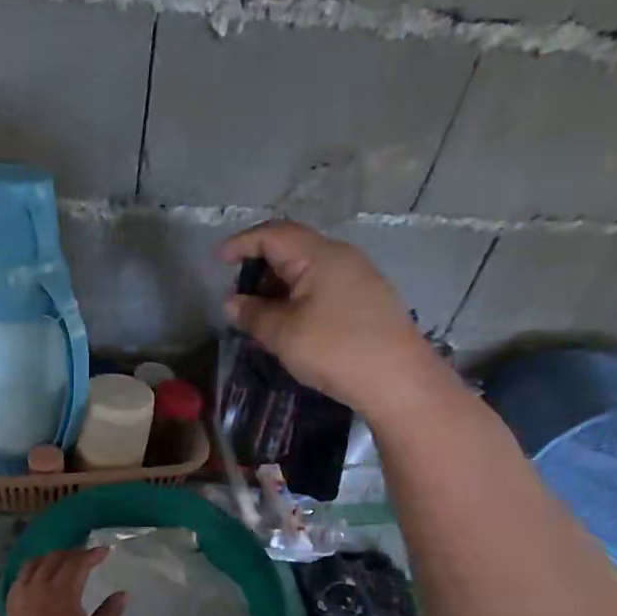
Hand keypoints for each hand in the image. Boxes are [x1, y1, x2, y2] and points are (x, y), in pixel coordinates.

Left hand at [0, 549, 127, 615]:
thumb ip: (108, 614)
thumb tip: (122, 594)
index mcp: (60, 592)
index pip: (77, 562)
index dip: (92, 554)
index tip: (105, 552)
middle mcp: (38, 586)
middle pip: (55, 558)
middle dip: (73, 553)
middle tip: (88, 557)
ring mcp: (20, 595)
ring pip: (35, 563)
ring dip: (52, 558)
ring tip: (65, 563)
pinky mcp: (10, 606)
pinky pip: (23, 576)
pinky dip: (35, 569)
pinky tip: (42, 580)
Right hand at [219, 221, 431, 405]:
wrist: (398, 381)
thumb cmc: (335, 350)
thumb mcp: (283, 334)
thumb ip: (252, 314)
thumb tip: (232, 302)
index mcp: (319, 256)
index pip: (273, 234)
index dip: (241, 243)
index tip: (217, 260)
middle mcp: (341, 257)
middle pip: (291, 249)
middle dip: (259, 268)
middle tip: (238, 297)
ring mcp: (359, 278)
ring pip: (308, 270)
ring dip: (278, 287)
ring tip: (260, 316)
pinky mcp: (368, 301)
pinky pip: (323, 287)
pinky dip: (298, 298)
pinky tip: (290, 325)